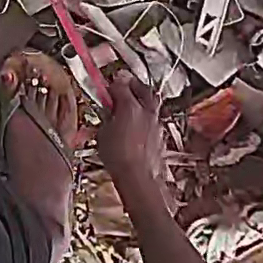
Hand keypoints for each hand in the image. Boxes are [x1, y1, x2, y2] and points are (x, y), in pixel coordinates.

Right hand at [96, 72, 163, 204]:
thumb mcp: (102, 133)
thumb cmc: (119, 158)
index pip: (120, 85)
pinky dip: (145, 118)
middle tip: (124, 84)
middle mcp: (146, 112)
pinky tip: (137, 125)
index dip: (111, 84)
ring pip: (151, 104)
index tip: (106, 86)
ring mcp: (156, 124)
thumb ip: (106, 118)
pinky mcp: (160, 137)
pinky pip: (153, 120)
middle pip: (142, 89)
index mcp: (130, 107)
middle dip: (133, 84)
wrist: (138, 178)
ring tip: (131, 104)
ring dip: (141, 100)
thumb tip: (107, 114)